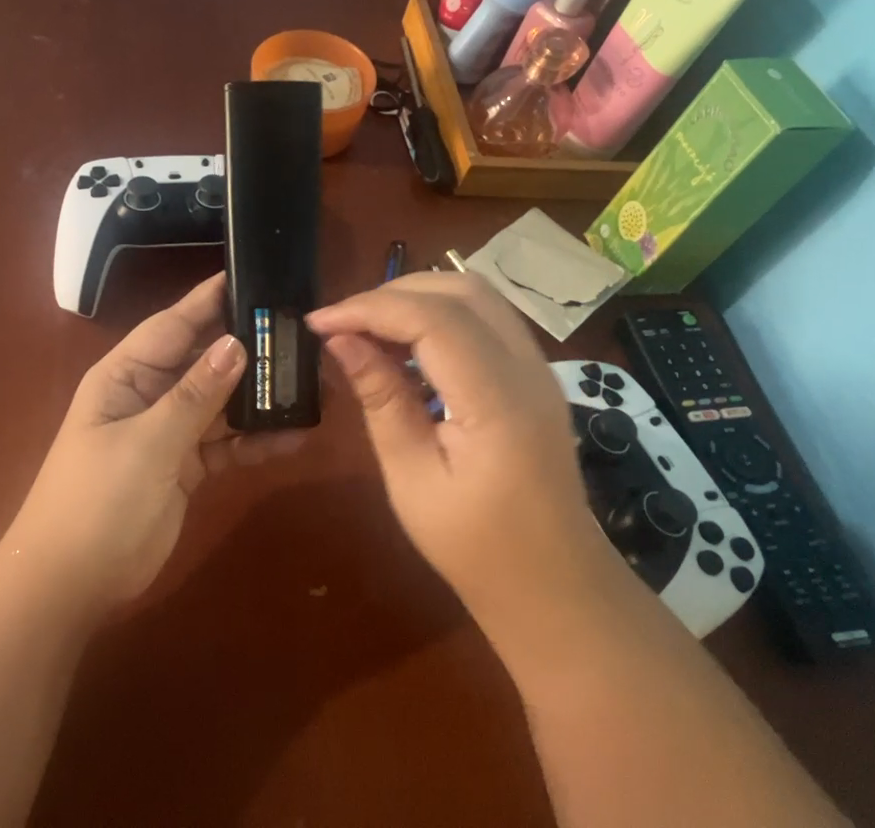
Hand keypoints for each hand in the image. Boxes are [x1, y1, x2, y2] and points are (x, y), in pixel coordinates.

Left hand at [2, 274, 296, 610]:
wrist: (72, 581)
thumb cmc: (97, 499)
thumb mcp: (147, 442)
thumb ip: (194, 394)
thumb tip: (235, 343)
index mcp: (126, 375)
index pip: (174, 324)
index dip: (212, 300)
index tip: (257, 275)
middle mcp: (148, 394)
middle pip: (204, 361)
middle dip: (248, 349)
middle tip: (305, 335)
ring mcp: (168, 432)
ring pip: (221, 403)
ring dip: (260, 398)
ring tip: (313, 385)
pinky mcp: (185, 468)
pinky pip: (226, 444)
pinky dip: (255, 441)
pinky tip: (295, 437)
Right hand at [307, 273, 596, 609]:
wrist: (556, 584)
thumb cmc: (477, 548)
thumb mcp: (413, 480)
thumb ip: (382, 401)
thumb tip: (341, 342)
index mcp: (498, 402)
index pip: (433, 320)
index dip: (369, 309)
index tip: (318, 325)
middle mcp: (528, 370)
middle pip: (459, 291)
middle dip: (391, 294)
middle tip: (339, 325)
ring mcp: (539, 370)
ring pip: (477, 296)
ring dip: (417, 298)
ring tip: (366, 331)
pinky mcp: (535, 377)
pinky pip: (487, 320)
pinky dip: (440, 316)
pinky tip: (405, 348)